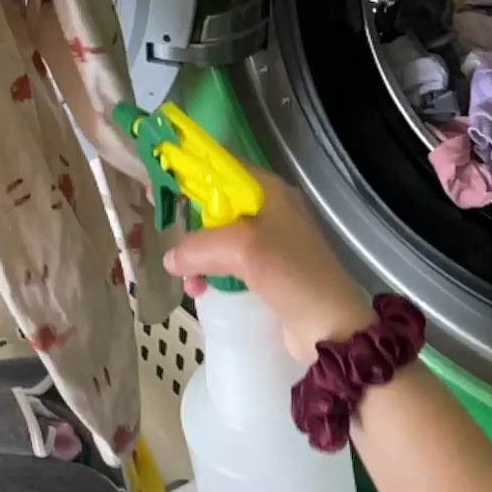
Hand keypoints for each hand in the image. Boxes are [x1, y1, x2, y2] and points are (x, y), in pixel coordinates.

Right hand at [164, 167, 372, 361]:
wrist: (331, 326)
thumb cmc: (290, 271)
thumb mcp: (241, 248)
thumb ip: (199, 246)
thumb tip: (172, 259)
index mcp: (268, 190)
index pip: (221, 166)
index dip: (189, 170)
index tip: (160, 181)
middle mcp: (269, 209)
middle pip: (217, 203)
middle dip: (190, 221)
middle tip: (165, 231)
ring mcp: (270, 241)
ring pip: (219, 237)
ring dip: (198, 256)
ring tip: (189, 281)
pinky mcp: (269, 271)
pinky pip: (229, 264)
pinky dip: (211, 273)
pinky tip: (201, 291)